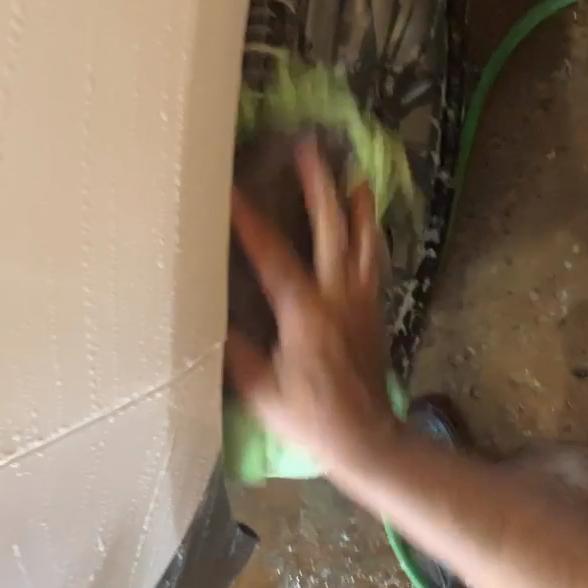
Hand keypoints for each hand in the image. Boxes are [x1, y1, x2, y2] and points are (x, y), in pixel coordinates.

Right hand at [226, 139, 400, 478]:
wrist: (367, 439)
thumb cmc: (310, 418)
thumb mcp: (261, 390)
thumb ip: (237, 350)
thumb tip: (212, 314)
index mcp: (306, 314)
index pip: (274, 255)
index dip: (250, 219)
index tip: (232, 187)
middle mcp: (339, 297)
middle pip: (333, 230)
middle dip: (319, 186)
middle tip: (310, 148)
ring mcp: (363, 301)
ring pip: (365, 241)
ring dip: (357, 204)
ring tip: (352, 172)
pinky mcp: (376, 310)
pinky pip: (375, 262)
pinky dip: (371, 235)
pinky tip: (368, 221)